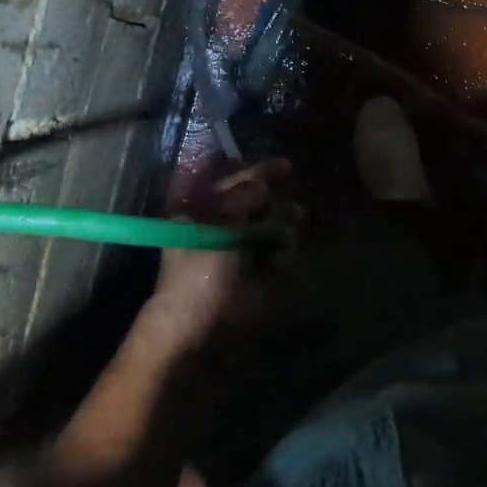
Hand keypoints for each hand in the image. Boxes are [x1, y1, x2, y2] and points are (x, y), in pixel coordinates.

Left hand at [138, 158, 289, 353]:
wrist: (203, 320)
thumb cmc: (201, 266)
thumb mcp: (222, 219)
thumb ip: (245, 192)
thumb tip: (265, 181)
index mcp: (204, 204)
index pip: (235, 174)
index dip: (258, 169)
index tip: (284, 167)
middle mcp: (224, 218)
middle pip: (262, 195)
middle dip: (275, 202)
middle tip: (283, 211)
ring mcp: (243, 242)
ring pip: (277, 219)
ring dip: (282, 227)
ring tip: (279, 241)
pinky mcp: (261, 265)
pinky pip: (283, 246)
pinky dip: (285, 251)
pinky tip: (278, 261)